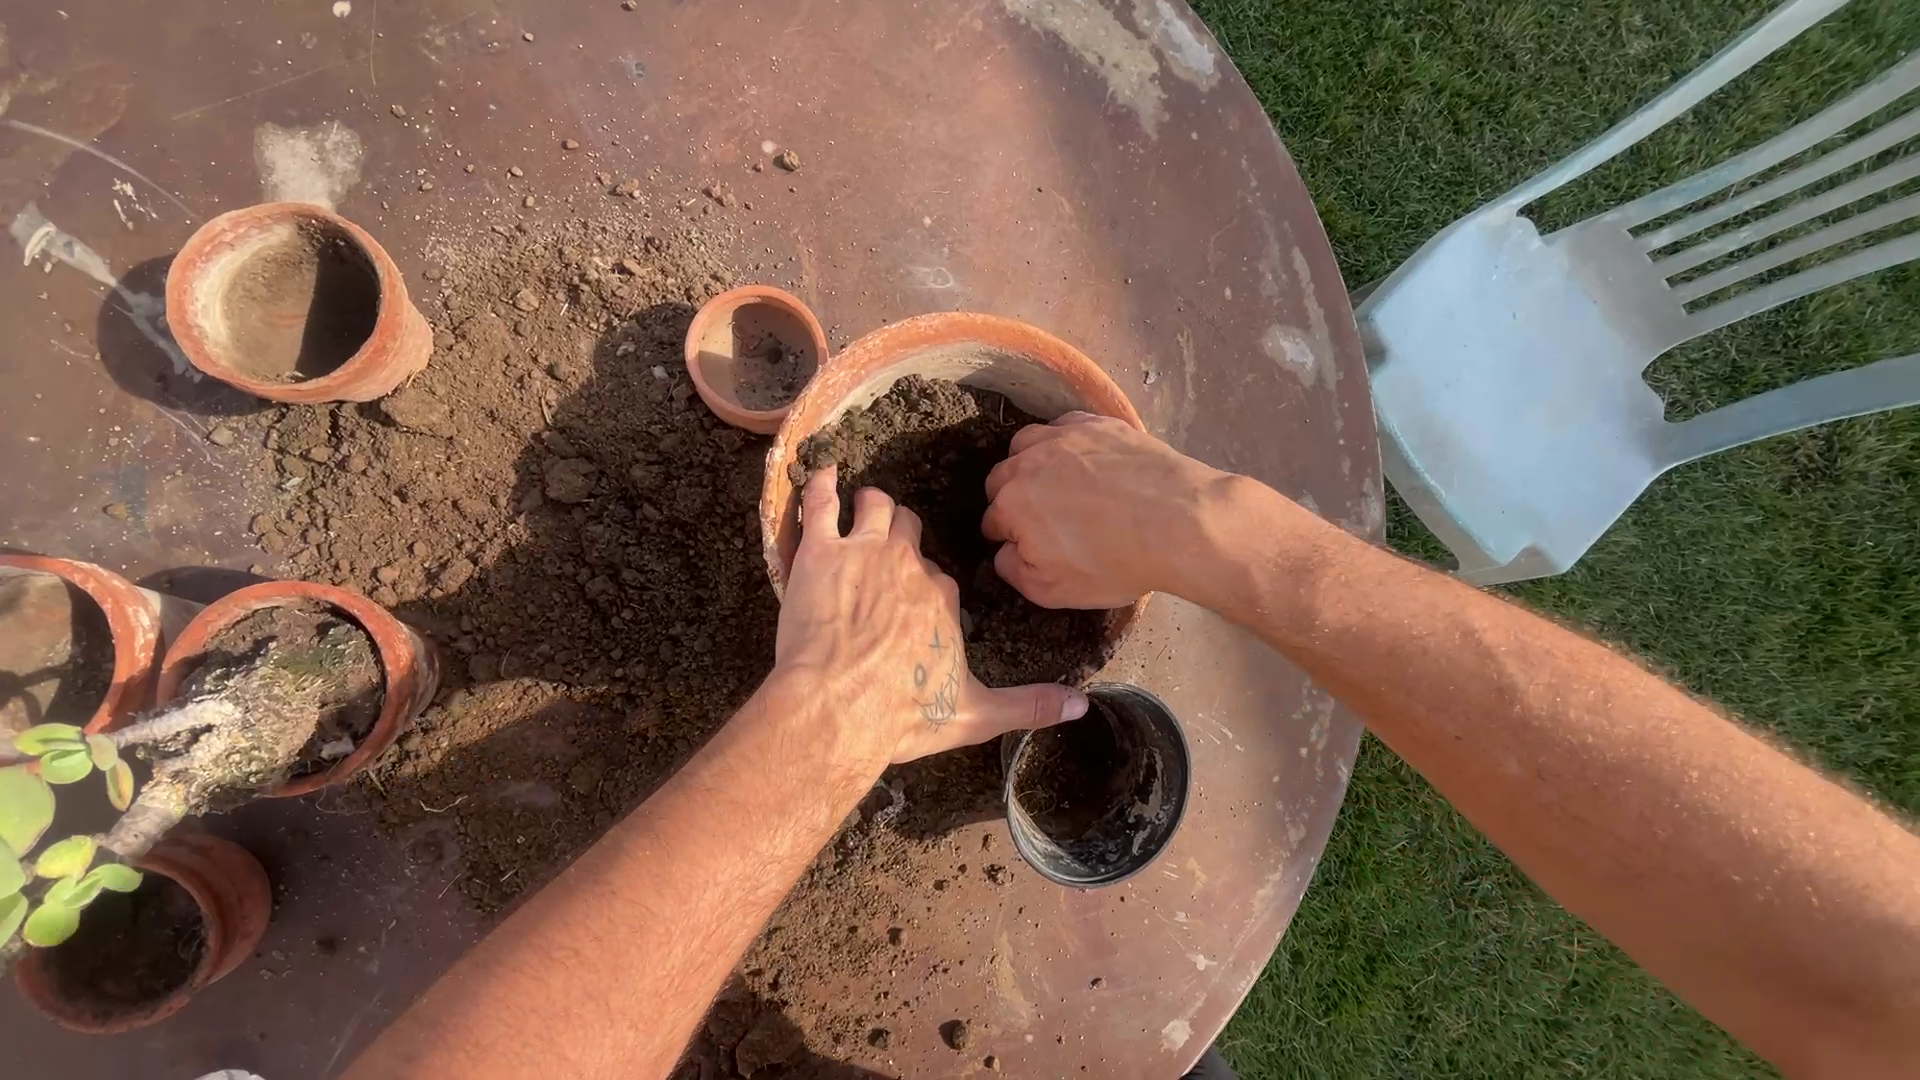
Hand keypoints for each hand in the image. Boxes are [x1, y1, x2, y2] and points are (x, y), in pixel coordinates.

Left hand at [775, 465, 1087, 765]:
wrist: (838, 710)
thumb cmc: (902, 714)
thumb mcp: (976, 716)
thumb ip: (1029, 705)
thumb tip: (1082, 705)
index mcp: (944, 596)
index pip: (941, 574)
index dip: (927, 584)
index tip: (916, 596)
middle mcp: (910, 564)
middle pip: (911, 529)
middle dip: (902, 533)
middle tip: (887, 550)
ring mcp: (865, 552)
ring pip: (875, 507)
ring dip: (871, 506)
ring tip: (862, 509)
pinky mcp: (821, 551)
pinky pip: (821, 502)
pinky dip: (821, 485)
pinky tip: (824, 473)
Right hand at [982, 412, 1237, 608]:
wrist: (1179, 523)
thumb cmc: (1116, 561)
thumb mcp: (1054, 590)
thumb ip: (1015, 572)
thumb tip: (1004, 554)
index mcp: (1011, 506)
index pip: (992, 522)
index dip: (1007, 537)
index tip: (1026, 545)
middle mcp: (1028, 464)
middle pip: (1001, 478)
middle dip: (1011, 497)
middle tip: (1041, 517)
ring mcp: (1062, 438)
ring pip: (1026, 444)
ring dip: (1029, 463)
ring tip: (1054, 482)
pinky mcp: (1096, 424)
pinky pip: (1064, 425)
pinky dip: (1064, 441)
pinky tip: (1082, 459)